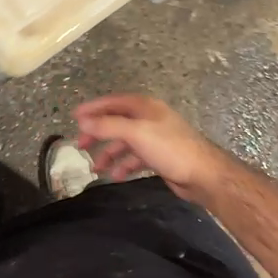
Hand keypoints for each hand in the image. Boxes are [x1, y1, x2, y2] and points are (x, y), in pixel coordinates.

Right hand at [72, 94, 231, 203]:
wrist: (202, 174)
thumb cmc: (170, 148)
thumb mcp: (135, 134)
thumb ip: (107, 126)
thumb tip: (82, 122)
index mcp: (144, 107)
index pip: (113, 102)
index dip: (93, 108)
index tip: (74, 117)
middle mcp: (149, 119)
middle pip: (116, 122)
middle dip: (98, 134)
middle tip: (81, 145)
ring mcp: (154, 138)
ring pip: (124, 143)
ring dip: (109, 154)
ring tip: (96, 168)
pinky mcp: (158, 156)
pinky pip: (134, 158)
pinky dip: (124, 165)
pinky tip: (116, 175)